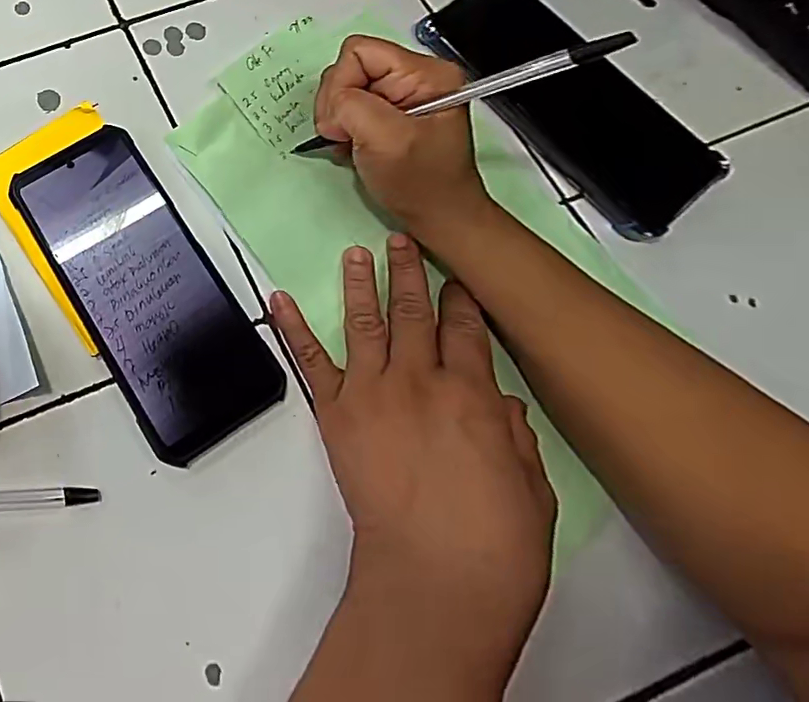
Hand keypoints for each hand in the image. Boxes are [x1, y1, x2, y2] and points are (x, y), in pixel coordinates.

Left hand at [274, 235, 555, 694]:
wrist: (435, 569)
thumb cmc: (496, 537)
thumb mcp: (530, 482)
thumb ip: (510, 432)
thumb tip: (499, 401)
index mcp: (474, 396)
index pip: (466, 333)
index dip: (461, 301)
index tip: (455, 274)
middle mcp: (418, 382)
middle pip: (412, 316)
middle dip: (408, 274)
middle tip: (401, 239)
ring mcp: (368, 392)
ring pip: (363, 324)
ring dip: (358, 284)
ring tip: (355, 252)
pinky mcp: (331, 409)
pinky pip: (308, 359)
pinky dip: (291, 326)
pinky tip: (278, 298)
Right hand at [312, 35, 491, 231]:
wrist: (435, 212)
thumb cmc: (419, 179)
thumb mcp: (385, 138)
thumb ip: (351, 104)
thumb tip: (332, 100)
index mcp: (424, 73)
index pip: (356, 52)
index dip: (340, 85)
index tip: (348, 121)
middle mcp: (411, 76)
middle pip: (344, 68)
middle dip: (335, 103)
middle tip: (349, 134)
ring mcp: (395, 93)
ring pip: (339, 87)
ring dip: (334, 117)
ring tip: (352, 140)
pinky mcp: (382, 110)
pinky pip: (342, 103)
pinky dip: (338, 125)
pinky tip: (352, 142)